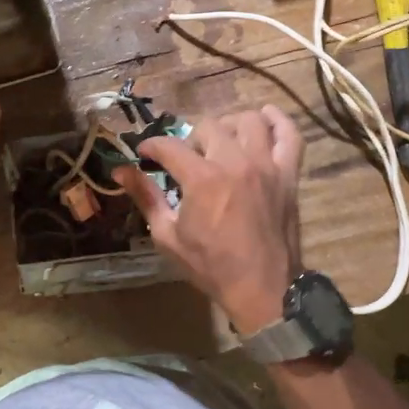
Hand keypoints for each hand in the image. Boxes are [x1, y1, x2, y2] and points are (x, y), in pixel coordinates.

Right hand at [117, 105, 302, 330]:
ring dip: (228, 126)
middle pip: (208, 126)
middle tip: (186, 159)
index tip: (144, 154)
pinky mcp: (289, 174)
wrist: (263, 289)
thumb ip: (145, 197)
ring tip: (221, 144)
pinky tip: (263, 119)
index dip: (151, 146)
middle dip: (190, 138)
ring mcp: (267, 165)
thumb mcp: (167, 235)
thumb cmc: (211, 266)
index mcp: (203, 179)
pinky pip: (290, 135)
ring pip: (248, 121)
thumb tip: (119, 171)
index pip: (170, 145)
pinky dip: (277, 121)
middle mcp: (235, 162)